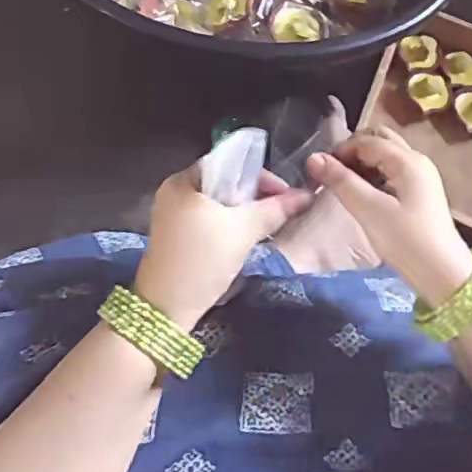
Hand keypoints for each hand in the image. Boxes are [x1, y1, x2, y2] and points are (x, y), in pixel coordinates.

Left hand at [133, 167, 312, 327]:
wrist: (166, 308)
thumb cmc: (202, 260)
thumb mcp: (243, 231)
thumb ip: (274, 209)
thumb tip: (305, 195)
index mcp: (184, 181)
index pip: (229, 163)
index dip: (261, 176)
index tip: (285, 194)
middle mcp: (175, 192)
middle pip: (224, 182)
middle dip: (255, 195)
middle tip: (280, 209)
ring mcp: (173, 215)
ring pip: (218, 203)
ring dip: (244, 211)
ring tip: (269, 222)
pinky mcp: (176, 236)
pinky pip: (209, 219)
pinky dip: (229, 223)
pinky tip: (247, 235)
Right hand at [306, 126, 471, 303]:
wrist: (443, 274)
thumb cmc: (406, 241)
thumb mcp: (369, 210)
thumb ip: (341, 181)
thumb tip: (313, 157)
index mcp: (408, 160)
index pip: (367, 141)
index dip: (340, 151)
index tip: (320, 171)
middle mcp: (417, 161)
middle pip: (379, 140)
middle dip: (353, 151)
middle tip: (333, 173)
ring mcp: (421, 176)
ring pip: (386, 155)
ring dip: (363, 162)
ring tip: (343, 184)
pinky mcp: (420, 192)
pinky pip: (392, 171)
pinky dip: (374, 174)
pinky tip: (362, 193)